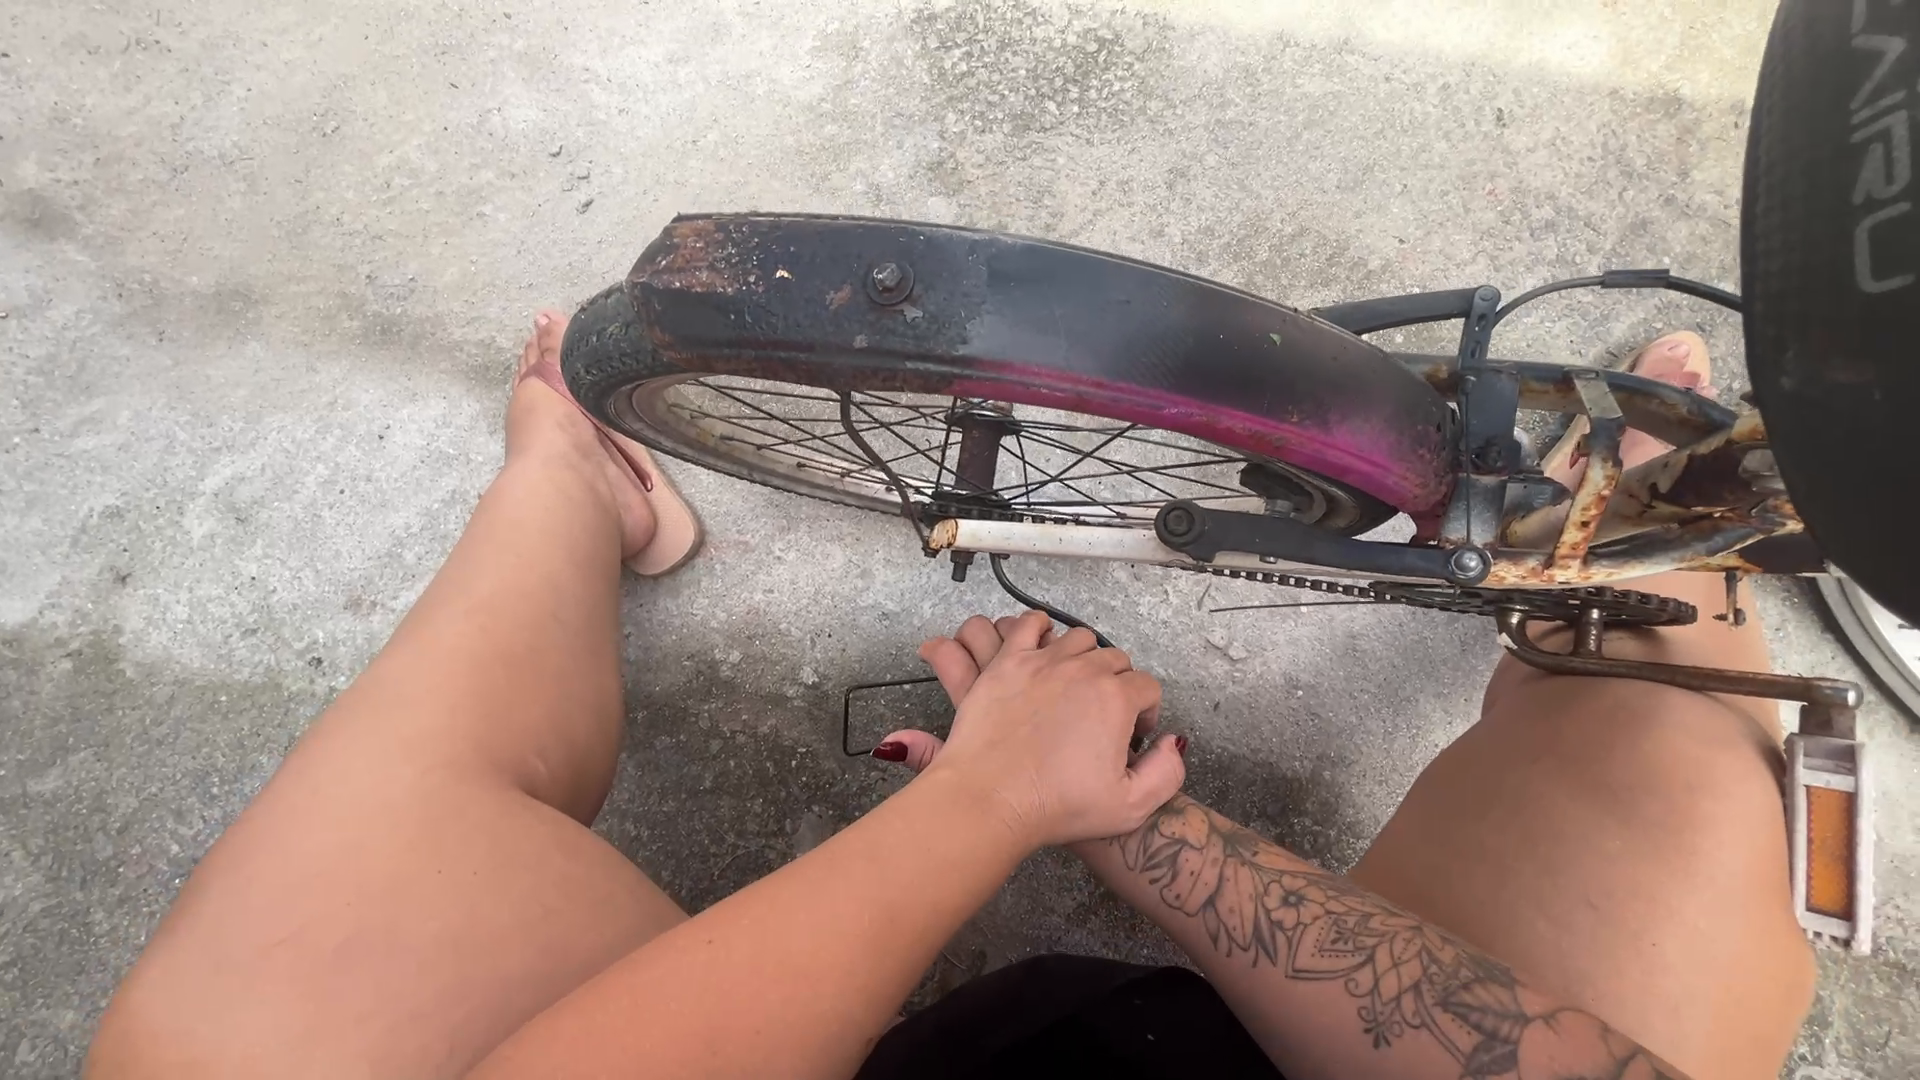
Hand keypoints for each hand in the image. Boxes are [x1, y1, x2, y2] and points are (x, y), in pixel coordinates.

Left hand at [875, 610, 1185, 847]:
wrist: (991, 798)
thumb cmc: (1058, 806)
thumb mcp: (1130, 807)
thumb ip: (1167, 772)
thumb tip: (1172, 741)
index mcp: (1116, 699)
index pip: (1147, 686)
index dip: (1144, 711)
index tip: (1130, 735)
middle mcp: (1083, 669)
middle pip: (1115, 659)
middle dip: (1117, 684)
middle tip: (1100, 714)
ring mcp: (1042, 661)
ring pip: (1078, 638)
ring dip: (1084, 656)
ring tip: (1073, 684)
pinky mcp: (1006, 661)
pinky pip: (1029, 624)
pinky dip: (1040, 628)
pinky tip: (1041, 646)